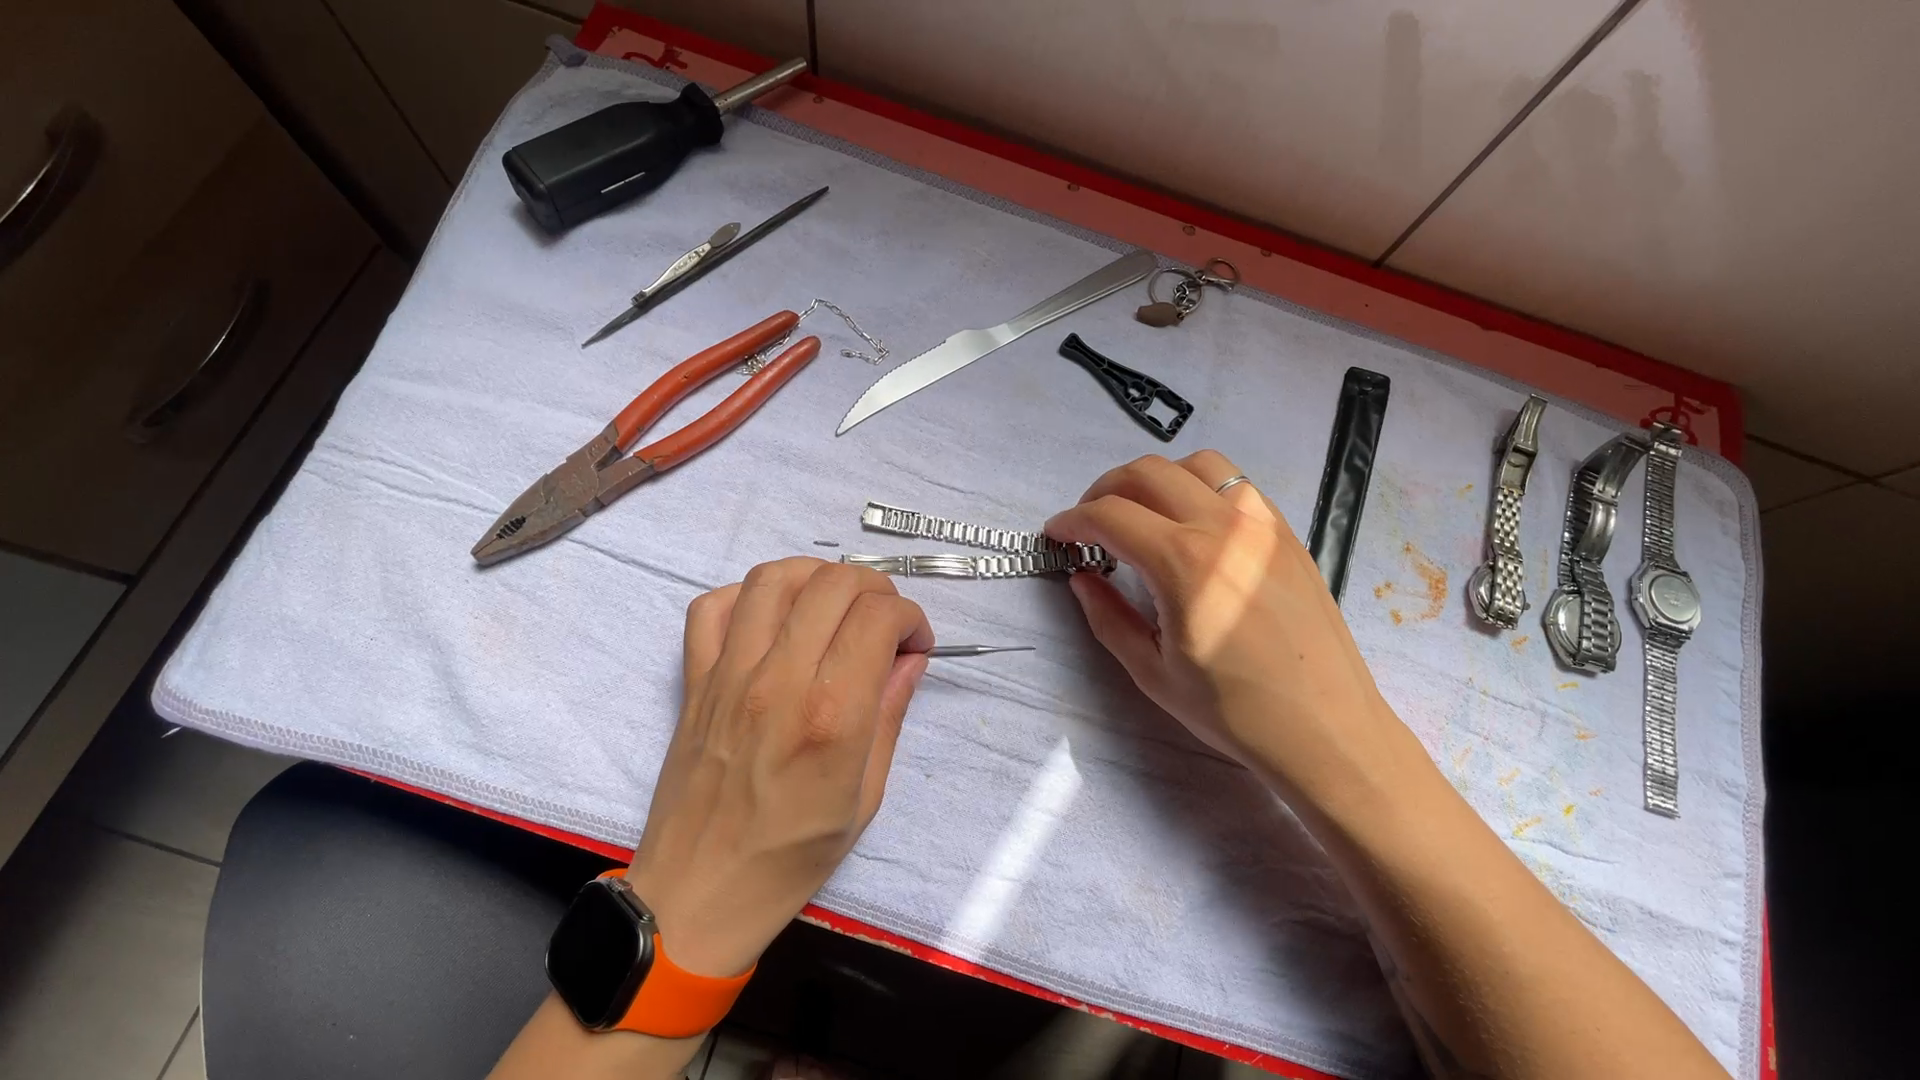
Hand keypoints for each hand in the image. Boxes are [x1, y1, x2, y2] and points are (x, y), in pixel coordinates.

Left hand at [625, 558, 932, 977]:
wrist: (698, 892)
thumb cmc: (793, 857)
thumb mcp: (866, 796)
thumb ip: (889, 714)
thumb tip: (909, 658)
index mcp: (832, 716)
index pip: (878, 616)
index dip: (910, 617)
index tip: (915, 644)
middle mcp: (779, 680)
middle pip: (833, 583)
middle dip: (875, 588)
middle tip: (884, 622)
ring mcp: (728, 674)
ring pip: (774, 578)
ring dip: (816, 577)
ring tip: (834, 606)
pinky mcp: (694, 679)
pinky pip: (712, 606)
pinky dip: (748, 596)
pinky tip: (773, 620)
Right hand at [1046, 452, 1403, 802]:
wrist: (1327, 728)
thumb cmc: (1234, 712)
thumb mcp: (1153, 673)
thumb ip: (1108, 617)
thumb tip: (1082, 578)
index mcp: (1183, 564)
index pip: (1110, 516)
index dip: (1072, 521)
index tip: (1056, 535)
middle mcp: (1222, 527)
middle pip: (1147, 473)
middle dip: (1103, 491)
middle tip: (1088, 524)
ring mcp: (1261, 524)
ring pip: (1196, 464)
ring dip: (1155, 478)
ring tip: (1141, 515)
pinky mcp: (1286, 533)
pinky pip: (1235, 485)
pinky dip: (1199, 487)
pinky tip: (1192, 526)